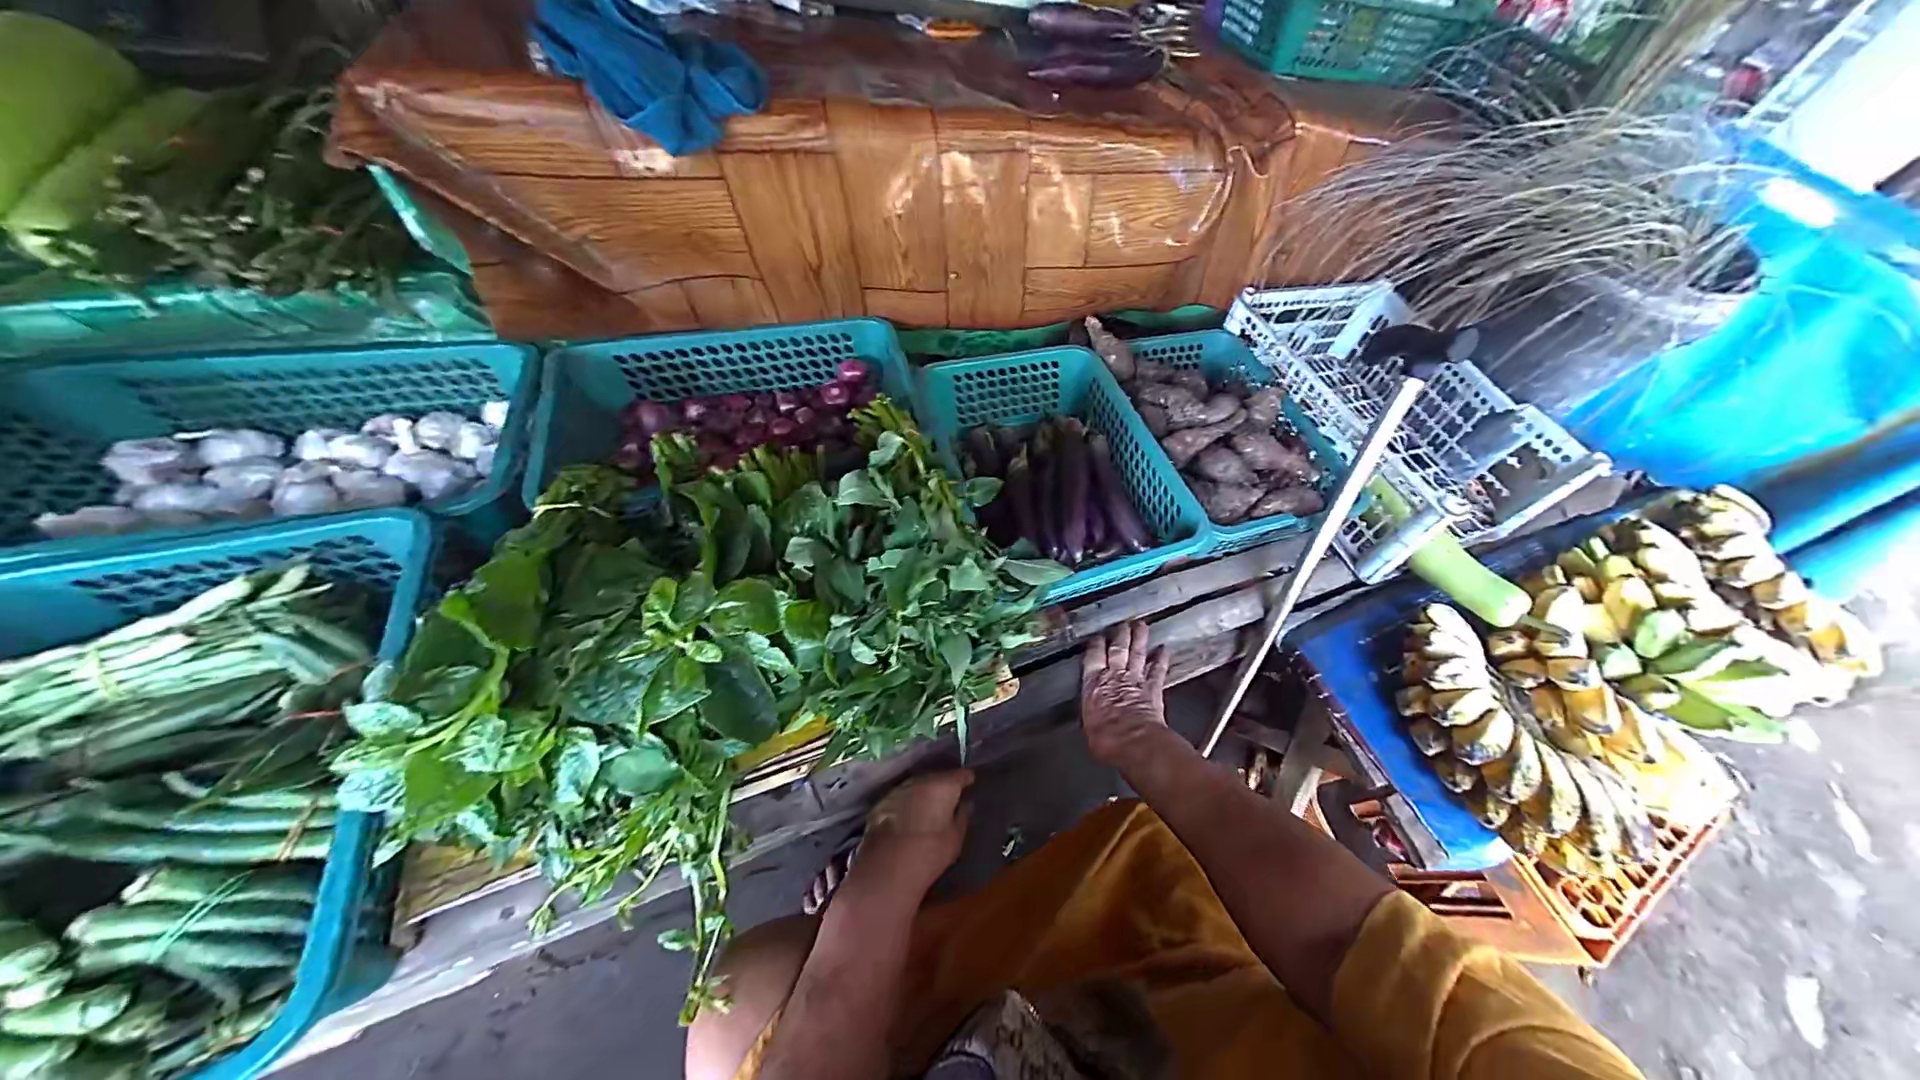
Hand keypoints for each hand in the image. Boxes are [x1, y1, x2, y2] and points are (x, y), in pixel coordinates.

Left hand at [856, 769, 973, 895]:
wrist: (887, 869)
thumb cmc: (930, 853)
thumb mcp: (955, 838)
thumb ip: (963, 817)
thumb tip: (965, 804)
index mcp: (943, 785)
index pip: (961, 774)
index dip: (967, 779)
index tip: (970, 785)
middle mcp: (920, 780)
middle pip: (937, 777)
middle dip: (944, 785)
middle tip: (951, 798)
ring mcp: (898, 789)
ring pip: (918, 785)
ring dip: (925, 793)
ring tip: (930, 807)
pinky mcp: (882, 802)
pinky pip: (902, 797)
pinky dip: (908, 802)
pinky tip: (910, 816)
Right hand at [1080, 620, 1173, 769]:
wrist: (1135, 742)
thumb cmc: (1108, 737)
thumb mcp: (1089, 726)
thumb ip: (1093, 714)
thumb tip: (1094, 720)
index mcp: (1094, 684)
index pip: (1092, 657)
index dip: (1095, 645)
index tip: (1097, 637)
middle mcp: (1114, 677)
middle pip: (1117, 649)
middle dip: (1120, 635)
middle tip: (1122, 624)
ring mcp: (1136, 680)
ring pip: (1137, 653)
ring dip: (1139, 638)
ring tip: (1141, 626)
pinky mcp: (1153, 688)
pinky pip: (1157, 669)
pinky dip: (1161, 659)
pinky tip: (1164, 650)